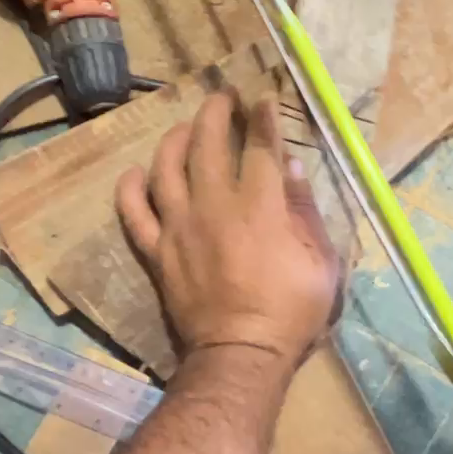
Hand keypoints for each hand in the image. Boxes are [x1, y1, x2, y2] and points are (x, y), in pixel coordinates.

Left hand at [116, 93, 340, 367]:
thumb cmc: (290, 313)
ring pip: (166, 167)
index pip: (260, 147)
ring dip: (175, 139)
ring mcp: (179, 228)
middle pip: (207, 144)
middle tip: (223, 97)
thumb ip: (305, 212)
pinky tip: (136, 173)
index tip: (263, 99)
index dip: (262, 117)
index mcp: (259, 208)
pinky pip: (134, 212)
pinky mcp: (157, 251)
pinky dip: (131, 187)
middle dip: (216, 112)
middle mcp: (214, 206)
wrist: (241, 356)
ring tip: (186, 127)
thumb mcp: (321, 263)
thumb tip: (292, 167)